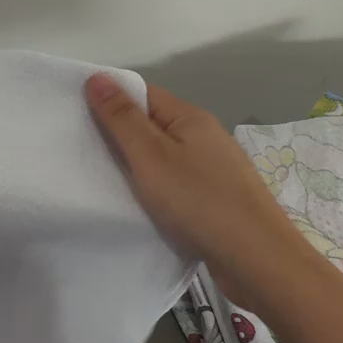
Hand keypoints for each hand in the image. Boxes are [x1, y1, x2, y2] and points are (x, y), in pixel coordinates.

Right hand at [84, 77, 320, 304]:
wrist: (264, 266)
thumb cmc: (200, 202)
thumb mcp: (149, 155)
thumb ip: (121, 117)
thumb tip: (97, 76)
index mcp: (190, 118)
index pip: (141, 92)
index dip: (110, 99)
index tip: (78, 116)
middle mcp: (206, 137)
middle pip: (152, 124)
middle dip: (121, 134)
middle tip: (86, 150)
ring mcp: (216, 170)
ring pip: (165, 156)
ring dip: (139, 165)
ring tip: (110, 179)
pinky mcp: (220, 201)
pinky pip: (178, 183)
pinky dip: (158, 188)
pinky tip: (146, 205)